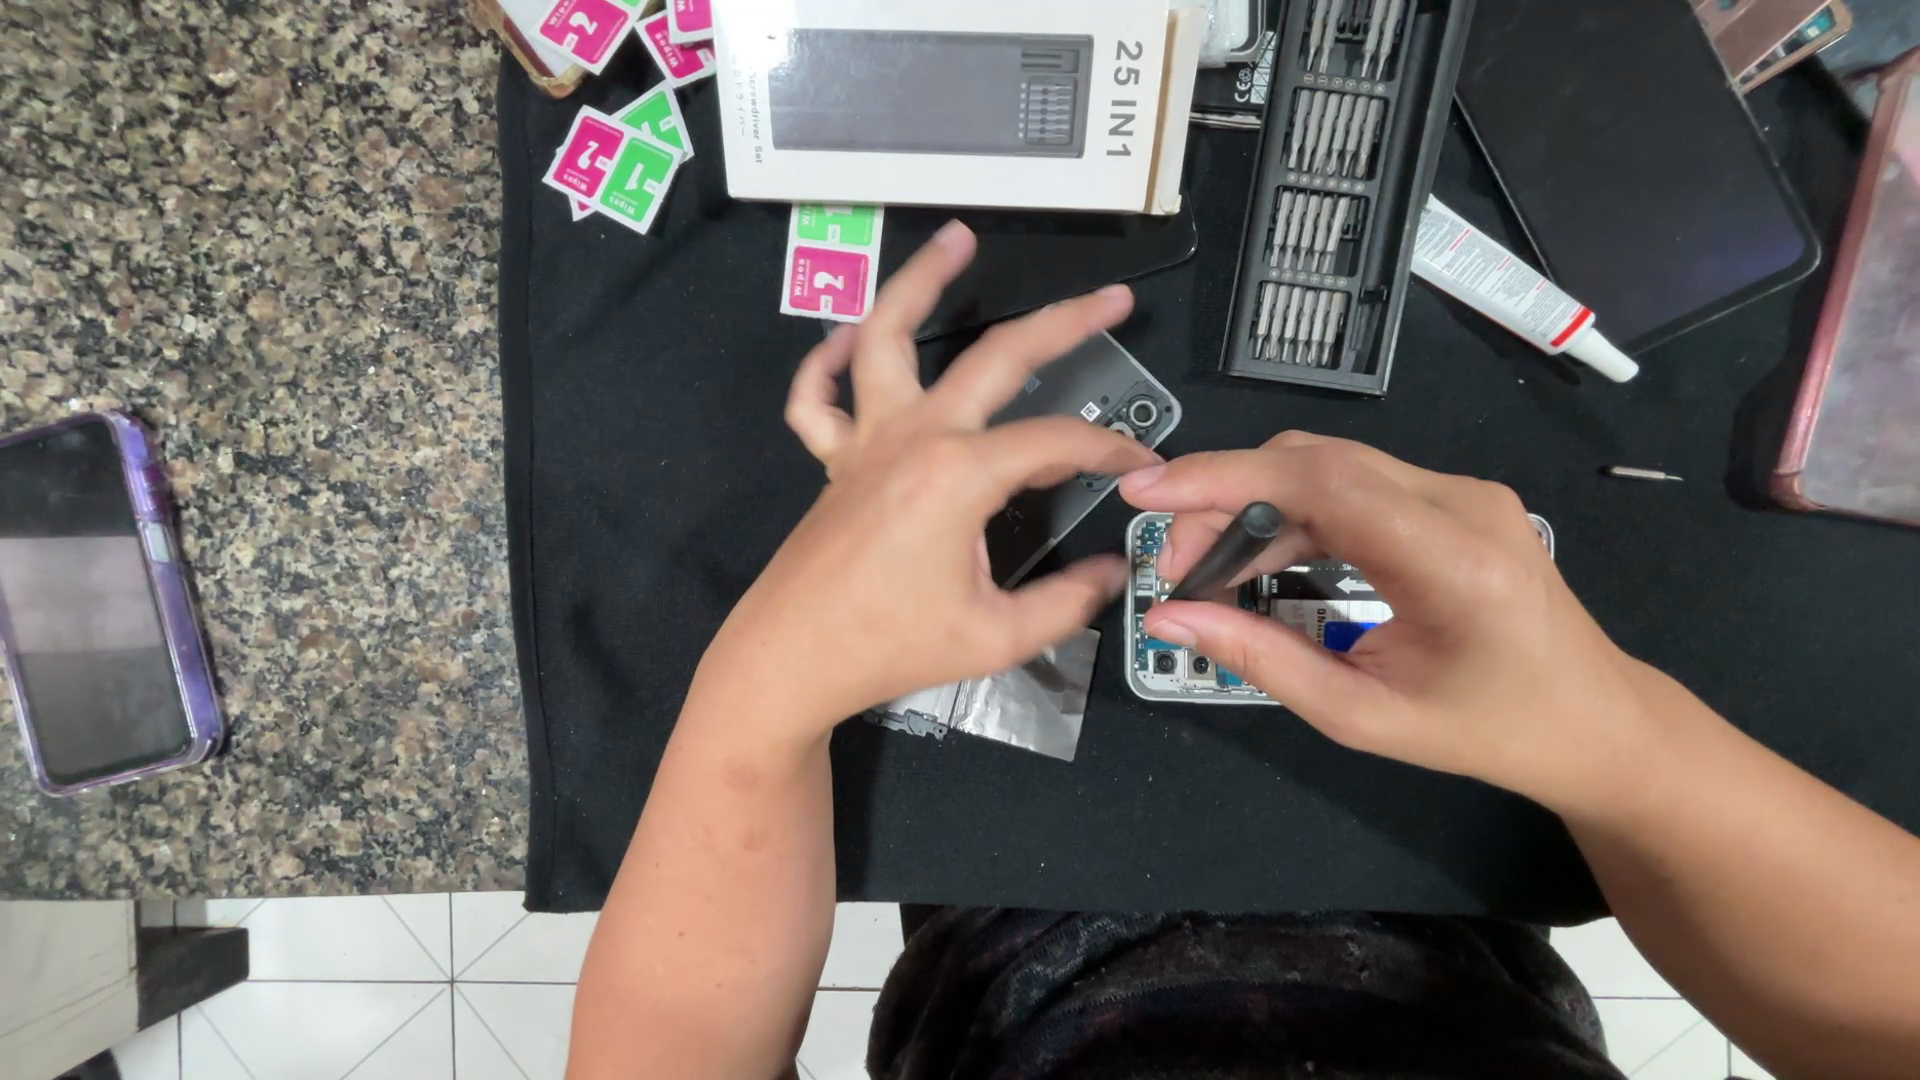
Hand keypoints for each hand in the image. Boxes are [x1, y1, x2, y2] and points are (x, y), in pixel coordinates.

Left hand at [693, 222, 1160, 738]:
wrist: (793, 659)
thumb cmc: (889, 648)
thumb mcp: (997, 636)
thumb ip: (1069, 601)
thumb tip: (1113, 575)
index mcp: (959, 476)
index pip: (1057, 443)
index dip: (1111, 450)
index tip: (1139, 465)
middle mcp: (913, 438)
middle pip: (997, 356)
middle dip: (1064, 322)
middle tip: (1109, 300)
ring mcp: (866, 440)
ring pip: (887, 336)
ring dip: (921, 283)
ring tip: (957, 240)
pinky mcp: (834, 459)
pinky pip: (817, 396)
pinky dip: (828, 361)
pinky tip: (849, 339)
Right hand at [1120, 432, 1661, 811]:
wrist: (1598, 723)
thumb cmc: (1487, 731)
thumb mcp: (1360, 715)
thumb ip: (1259, 659)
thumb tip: (1167, 619)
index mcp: (1453, 561)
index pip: (1320, 483)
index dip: (1222, 478)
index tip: (1146, 493)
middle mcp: (1461, 503)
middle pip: (1312, 461)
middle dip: (1221, 496)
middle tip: (1173, 562)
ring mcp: (1458, 492)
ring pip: (1322, 465)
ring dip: (1248, 504)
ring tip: (1204, 567)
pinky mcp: (1445, 498)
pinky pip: (1344, 485)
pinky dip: (1283, 512)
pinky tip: (1255, 556)